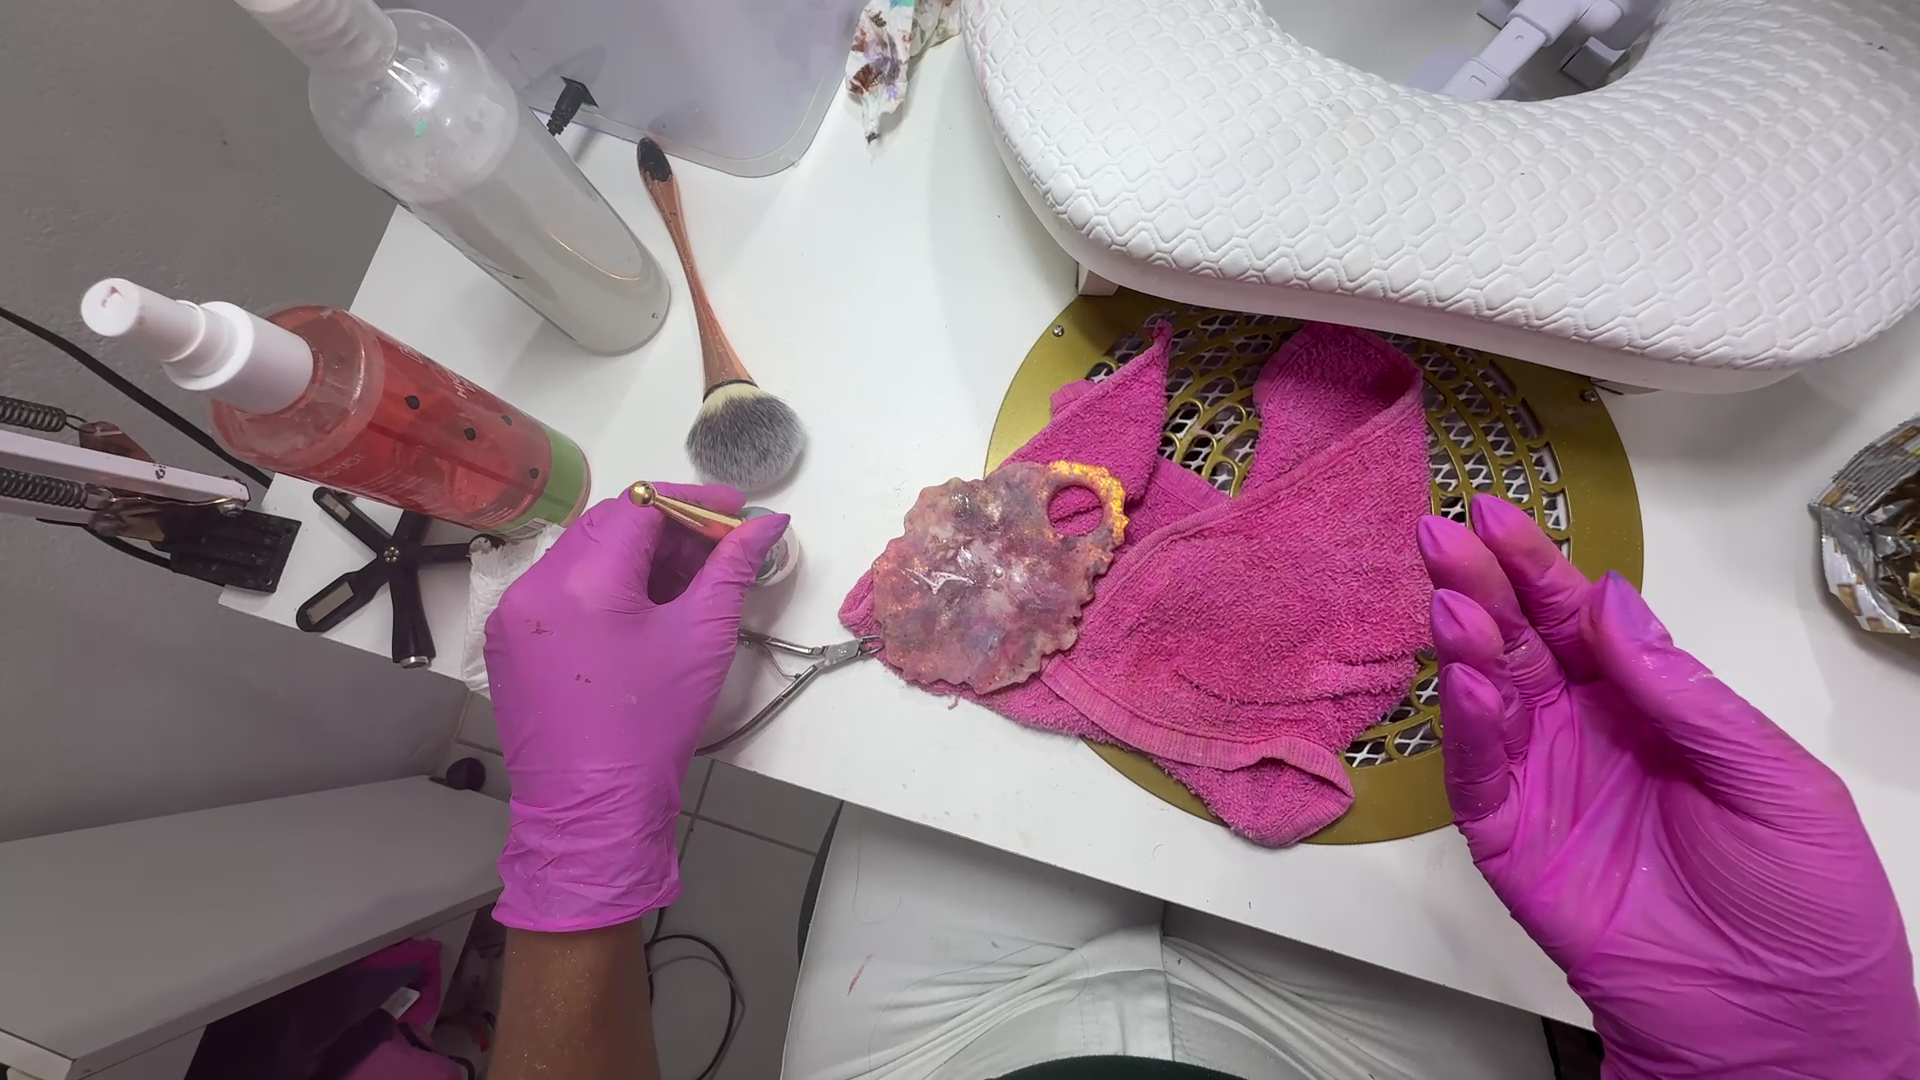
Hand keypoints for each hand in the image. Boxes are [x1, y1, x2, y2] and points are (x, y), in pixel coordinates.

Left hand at [484, 484, 787, 932]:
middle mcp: (535, 586)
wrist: (594, 806)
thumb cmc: (655, 720)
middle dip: (669, 525)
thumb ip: (734, 568)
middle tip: (718, 545)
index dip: (693, 501)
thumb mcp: (703, 636)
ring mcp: (515, 614)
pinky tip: (649, 605)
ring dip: (641, 552)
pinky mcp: (513, 639)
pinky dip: (611, 580)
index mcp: (582, 582)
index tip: (736, 511)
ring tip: (690, 576)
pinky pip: (567, 585)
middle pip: (609, 523)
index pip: (639, 506)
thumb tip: (769, 523)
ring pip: (586, 552)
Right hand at [1419, 495, 1917, 1078]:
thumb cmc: (1795, 902)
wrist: (1765, 1015)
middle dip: (1476, 584)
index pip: (1570, 615)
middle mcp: (1569, 721)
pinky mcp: (1497, 822)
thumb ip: (1683, 693)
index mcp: (1634, 700)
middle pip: (1512, 637)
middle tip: (1441, 537)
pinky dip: (1468, 722)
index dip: (1534, 564)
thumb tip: (1610, 605)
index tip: (1497, 517)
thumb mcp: (1774, 783)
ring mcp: (1528, 768)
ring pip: (1482, 688)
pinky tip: (1468, 685)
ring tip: (1452, 604)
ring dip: (1463, 643)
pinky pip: (1475, 762)